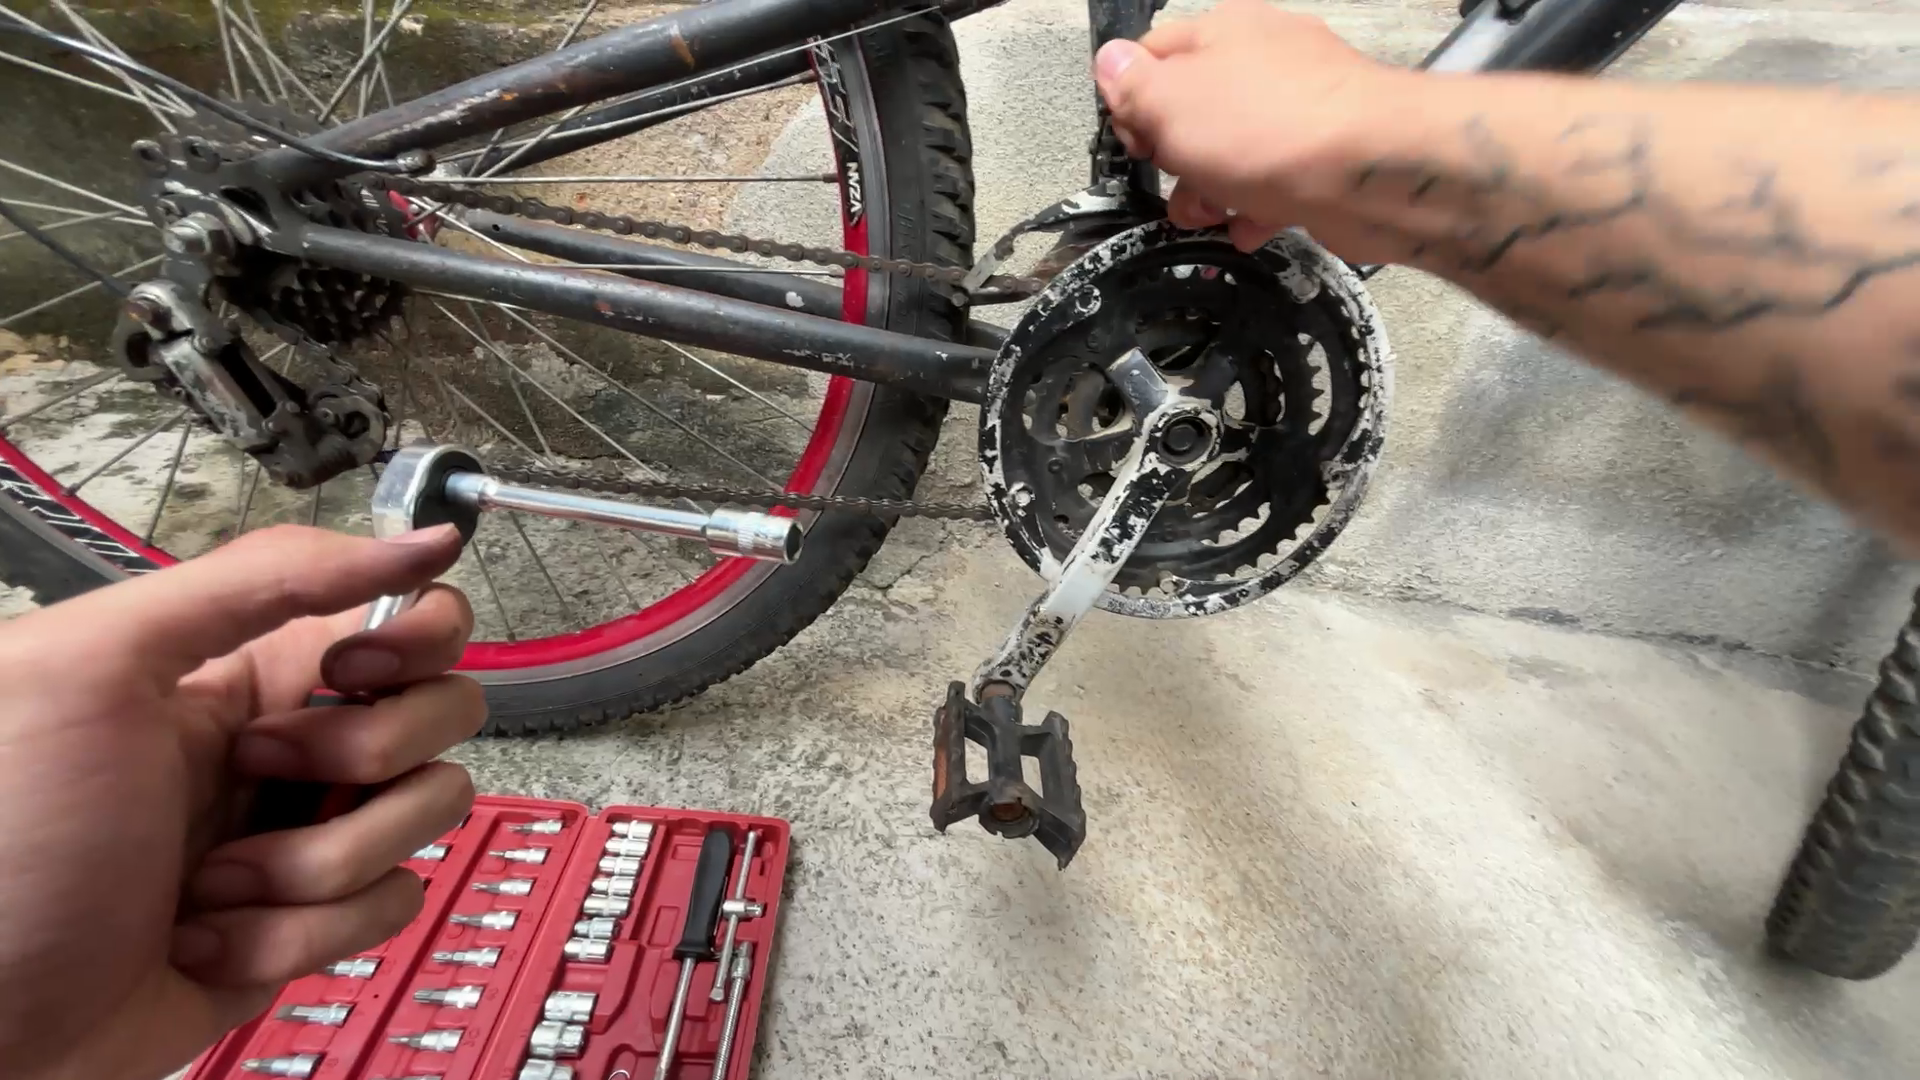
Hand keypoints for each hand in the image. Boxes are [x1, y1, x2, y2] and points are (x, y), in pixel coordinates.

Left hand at [0, 524, 484, 1079]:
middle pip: (450, 710)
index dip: (422, 638)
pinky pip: (397, 897)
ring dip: (325, 861)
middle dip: (367, 756)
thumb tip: (436, 540)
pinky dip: (310, 931)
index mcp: (272, 670)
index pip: (422, 618)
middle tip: (257, 775)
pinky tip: (215, 943)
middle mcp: (318, 738)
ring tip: (214, 889)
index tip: (355, 675)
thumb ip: (265, 578)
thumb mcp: (88, 666)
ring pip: (436, 806)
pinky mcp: (334, 910)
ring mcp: (330, 825)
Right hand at [1094, 0, 1413, 257]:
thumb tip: (1109, 61)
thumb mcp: (1172, 103)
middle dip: (1172, 159)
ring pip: (1223, 156)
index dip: (1131, 104)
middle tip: (1179, 176)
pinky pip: (1264, 184)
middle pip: (1187, 115)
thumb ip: (1133, 85)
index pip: (1151, 57)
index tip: (1136, 145)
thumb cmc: (1261, 130)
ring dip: (1208, 194)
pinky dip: (1251, 209)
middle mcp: (1257, 63)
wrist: (1363, 170)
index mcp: (1220, 34)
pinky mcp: (1313, 156)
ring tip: (1219, 212)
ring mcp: (1289, 110)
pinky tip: (1252, 224)